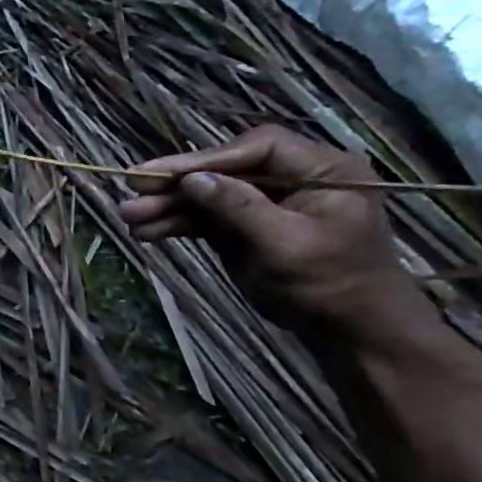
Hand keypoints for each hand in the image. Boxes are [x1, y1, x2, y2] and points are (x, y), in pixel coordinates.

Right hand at [118, 126, 426, 339]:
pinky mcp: (246, 230)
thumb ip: (240, 208)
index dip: (209, 159)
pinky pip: (208, 220)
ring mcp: (265, 204)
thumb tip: (193, 180)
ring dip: (170, 207)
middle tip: (134, 191)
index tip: (166, 173)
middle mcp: (291, 178)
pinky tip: (148, 231)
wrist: (352, 333)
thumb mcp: (288, 245)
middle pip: (226, 170)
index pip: (257, 148)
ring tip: (130, 218)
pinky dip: (179, 225)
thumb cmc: (332, 286)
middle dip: (179, 184)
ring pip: (211, 196)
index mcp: (320, 168)